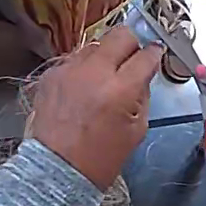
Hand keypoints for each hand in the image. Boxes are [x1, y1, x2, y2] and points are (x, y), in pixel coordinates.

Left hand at [29, 25, 161, 189]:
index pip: (145, 55)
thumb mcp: (136, 130)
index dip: (154, 53)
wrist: (56, 171)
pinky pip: (74, 60)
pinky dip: (84, 69)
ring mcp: (68, 70)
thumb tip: (143, 74)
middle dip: (131, 44)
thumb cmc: (100, 158)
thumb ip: (143, 95)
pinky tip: (84, 88)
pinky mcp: (51, 74)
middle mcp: (93, 72)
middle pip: (120, 35)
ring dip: (105, 56)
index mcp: (120, 89)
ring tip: (105, 77)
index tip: (155, 55)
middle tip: (132, 58)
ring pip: (95, 44)